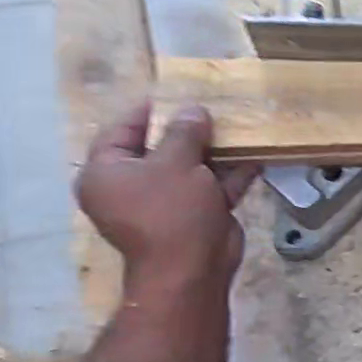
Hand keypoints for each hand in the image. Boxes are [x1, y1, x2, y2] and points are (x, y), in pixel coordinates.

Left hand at [76, 102, 258, 285]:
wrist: (192, 268)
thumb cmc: (171, 210)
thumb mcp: (175, 162)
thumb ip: (184, 132)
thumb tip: (193, 110)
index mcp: (107, 172)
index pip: (121, 130)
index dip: (149, 110)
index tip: (177, 92)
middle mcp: (131, 186)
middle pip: (159, 147)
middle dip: (189, 129)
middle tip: (213, 107)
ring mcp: (165, 202)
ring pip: (190, 166)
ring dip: (215, 150)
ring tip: (238, 125)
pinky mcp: (194, 214)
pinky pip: (211, 186)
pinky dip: (230, 173)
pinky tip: (254, 155)